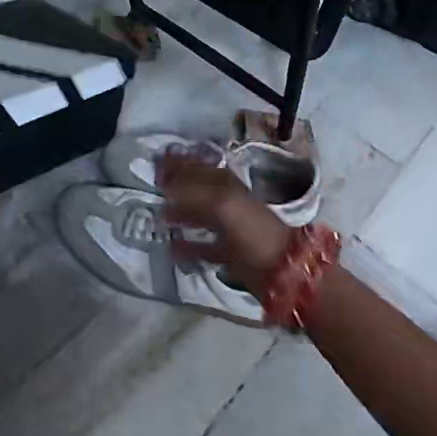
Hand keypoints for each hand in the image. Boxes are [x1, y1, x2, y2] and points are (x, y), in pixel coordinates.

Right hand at [158, 151, 292, 291]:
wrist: (283, 269)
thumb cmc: (252, 230)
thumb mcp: (221, 203)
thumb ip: (192, 192)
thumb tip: (166, 187)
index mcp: (227, 185)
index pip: (197, 169)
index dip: (178, 166)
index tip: (156, 166)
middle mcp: (227, 202)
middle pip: (196, 191)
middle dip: (176, 189)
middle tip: (153, 190)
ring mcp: (229, 229)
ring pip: (199, 217)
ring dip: (181, 216)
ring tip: (160, 218)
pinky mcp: (230, 255)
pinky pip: (205, 246)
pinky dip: (189, 245)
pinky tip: (174, 247)